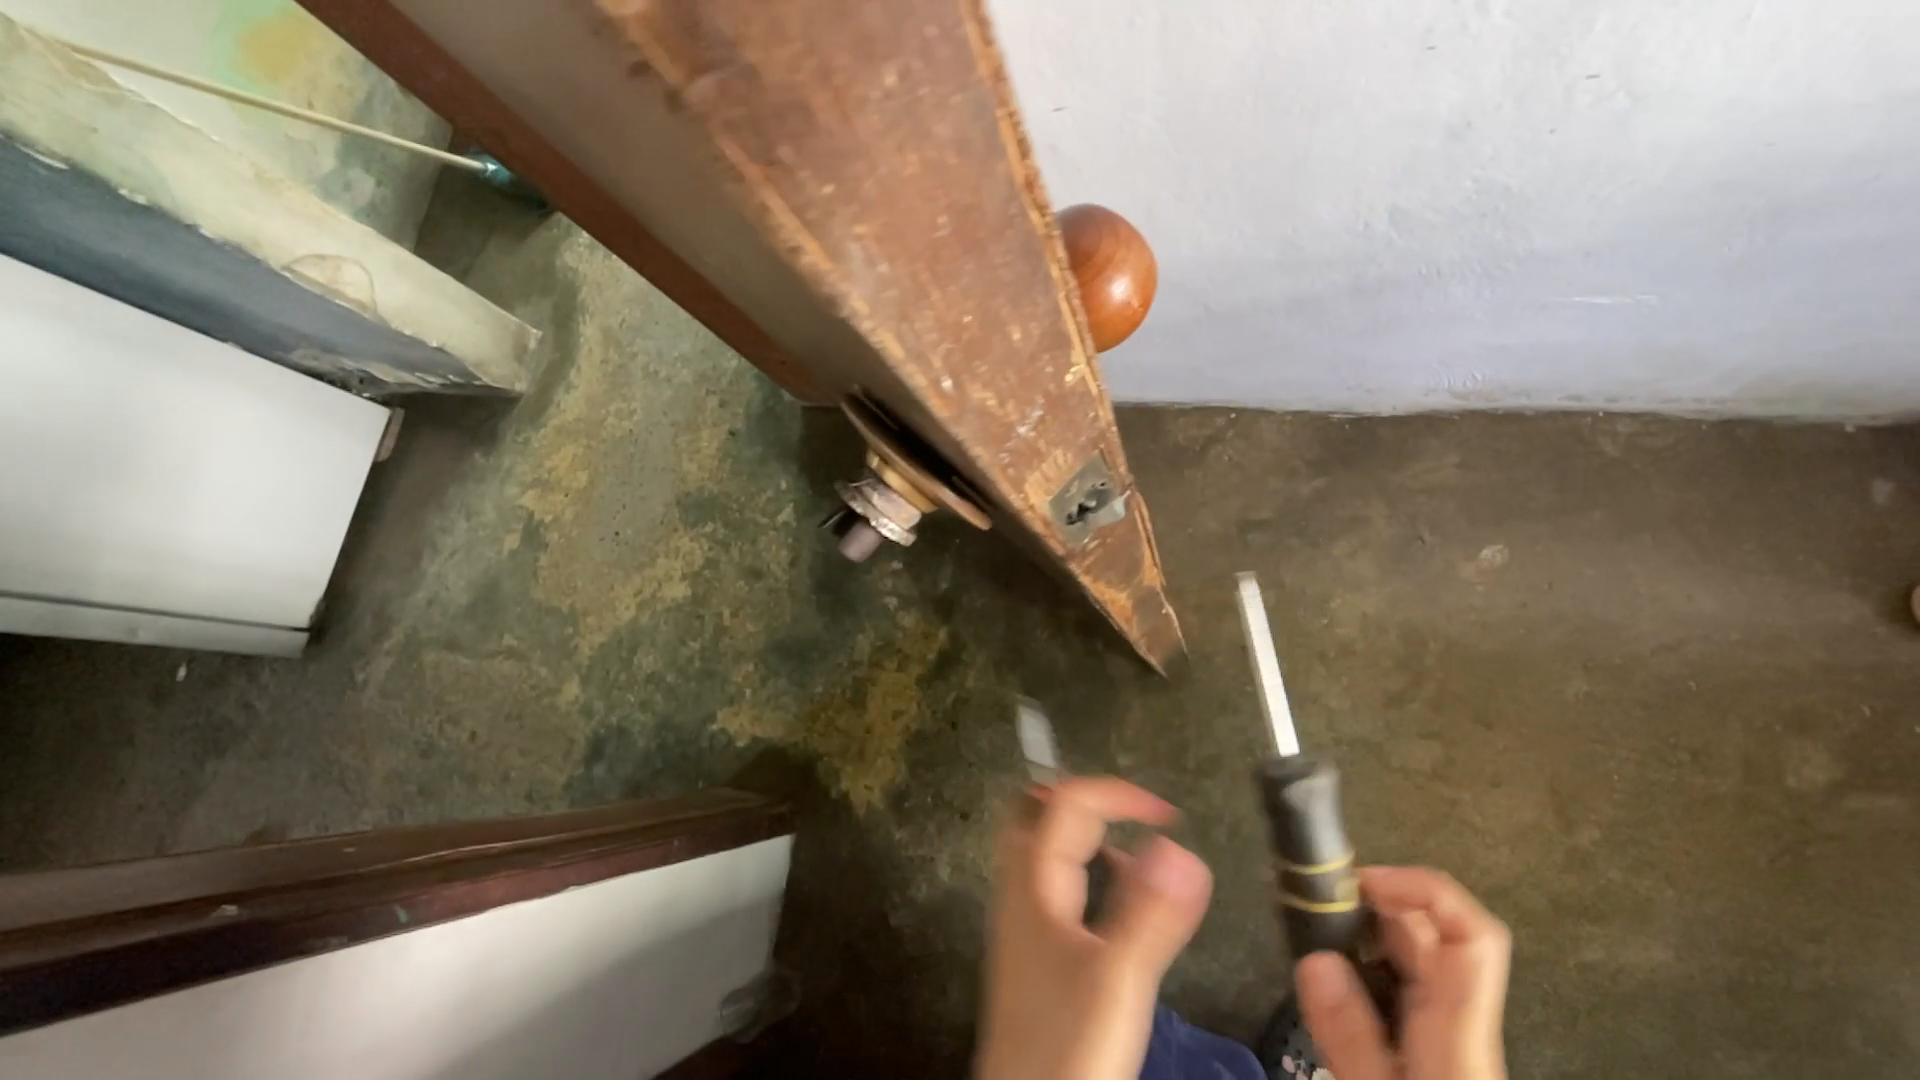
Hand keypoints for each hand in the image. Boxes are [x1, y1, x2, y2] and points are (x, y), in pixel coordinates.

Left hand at [975, 777, 1213, 1079]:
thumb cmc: (1068, 1047)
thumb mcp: (1118, 979)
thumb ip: (1151, 914)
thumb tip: (1181, 847)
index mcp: (1034, 884)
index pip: (1066, 804)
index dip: (1117, 794)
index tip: (1169, 814)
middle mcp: (1019, 891)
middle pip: (1034, 814)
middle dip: (1083, 800)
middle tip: (1131, 811)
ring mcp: (1021, 922)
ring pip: (1041, 850)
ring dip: (1083, 834)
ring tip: (1132, 851)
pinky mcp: (1031, 952)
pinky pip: (1052, 886)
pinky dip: (1084, 872)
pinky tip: (1117, 907)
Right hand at [1296, 866, 1510, 1079]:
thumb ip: (1352, 1040)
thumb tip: (1316, 959)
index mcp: (1460, 1032)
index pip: (1471, 936)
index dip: (1421, 889)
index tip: (1356, 882)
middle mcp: (1460, 1021)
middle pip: (1433, 937)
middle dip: (1370, 908)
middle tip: (1307, 907)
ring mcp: (1444, 1035)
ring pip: (1410, 961)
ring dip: (1359, 939)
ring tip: (1305, 938)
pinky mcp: (1426, 1049)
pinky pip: (1395, 989)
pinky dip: (1358, 971)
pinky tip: (1326, 987)